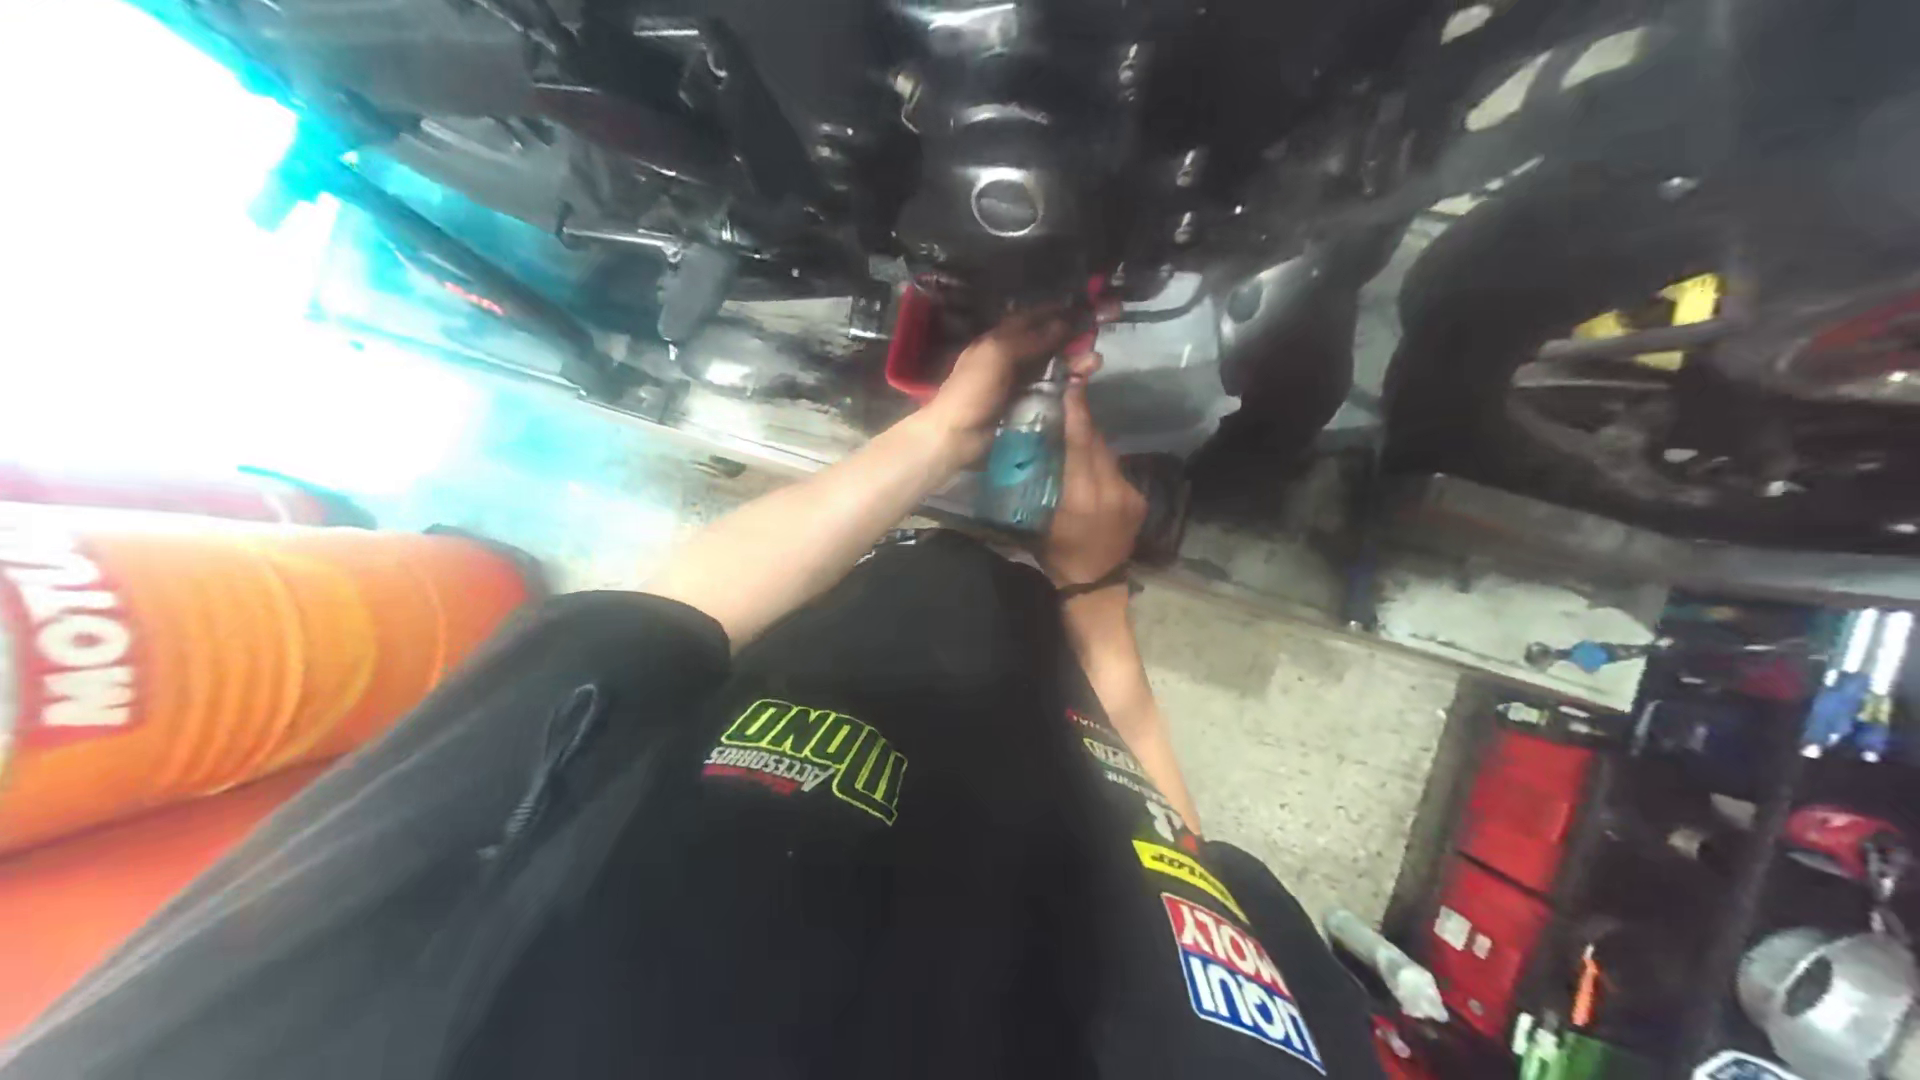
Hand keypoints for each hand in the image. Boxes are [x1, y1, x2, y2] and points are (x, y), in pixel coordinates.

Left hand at [918, 307, 1081, 460]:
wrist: (955, 437)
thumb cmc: (971, 391)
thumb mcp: (997, 356)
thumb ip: (1028, 339)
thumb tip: (1062, 322)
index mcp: (996, 341)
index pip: (1029, 319)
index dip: (1054, 312)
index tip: (1083, 307)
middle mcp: (1008, 359)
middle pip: (1044, 343)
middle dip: (1070, 339)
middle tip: (1095, 339)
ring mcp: (1016, 385)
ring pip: (1050, 367)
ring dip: (1072, 362)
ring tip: (1095, 363)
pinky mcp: (1024, 408)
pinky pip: (1048, 391)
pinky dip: (1066, 386)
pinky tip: (1081, 382)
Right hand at [1043, 373, 1146, 587]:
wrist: (1095, 584)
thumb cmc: (1057, 553)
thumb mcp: (1038, 519)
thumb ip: (1039, 484)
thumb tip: (1032, 448)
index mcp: (1081, 495)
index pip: (1080, 443)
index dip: (1077, 411)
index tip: (1073, 384)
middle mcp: (1109, 490)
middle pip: (1096, 442)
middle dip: (1082, 421)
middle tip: (1069, 400)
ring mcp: (1128, 494)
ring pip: (1107, 455)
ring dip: (1091, 443)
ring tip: (1076, 433)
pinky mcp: (1138, 499)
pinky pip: (1117, 471)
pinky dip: (1102, 465)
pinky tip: (1091, 469)